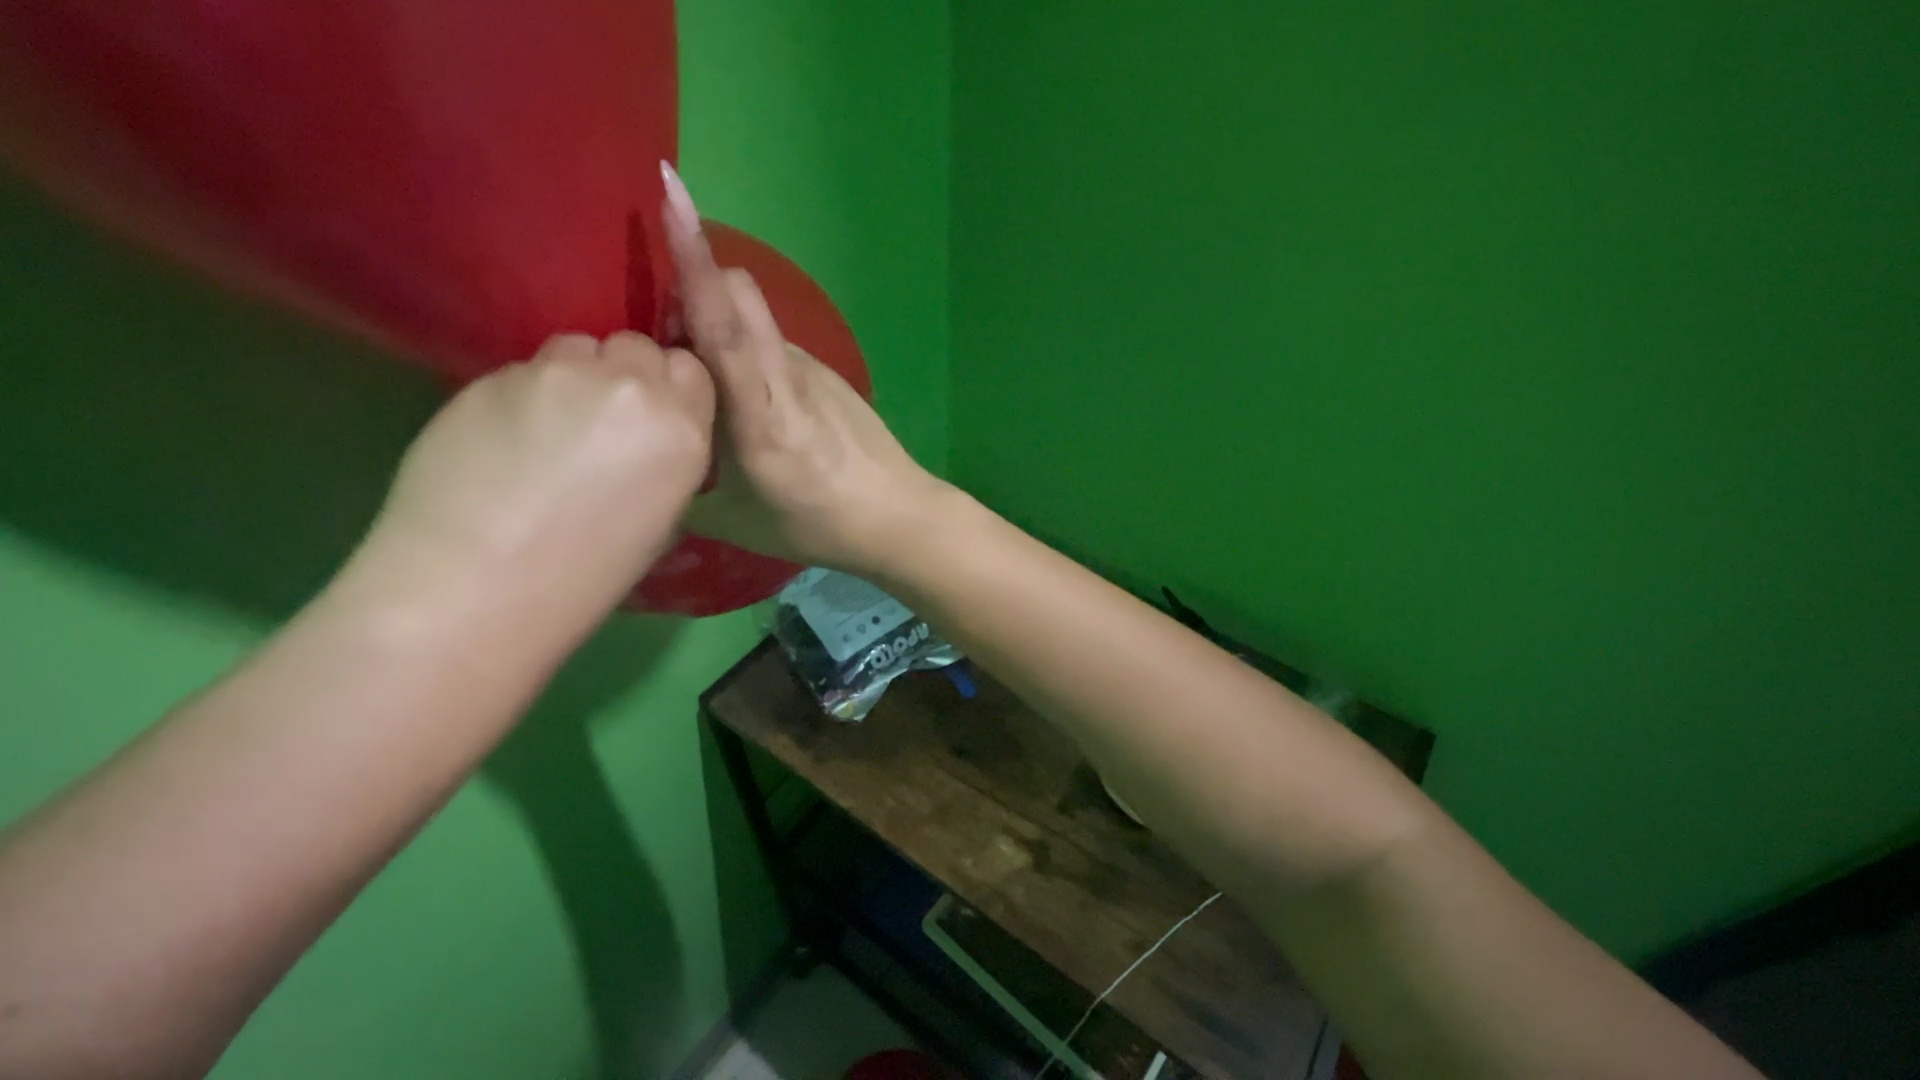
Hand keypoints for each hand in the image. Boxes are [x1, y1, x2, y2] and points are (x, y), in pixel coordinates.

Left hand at [361, 331, 714, 619]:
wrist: (473, 589)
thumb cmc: (583, 580)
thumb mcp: (659, 521)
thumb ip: (664, 456)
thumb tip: (644, 436)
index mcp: (680, 430)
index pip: (689, 369)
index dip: (669, 390)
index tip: (649, 420)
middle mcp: (627, 387)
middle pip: (635, 347)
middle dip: (622, 376)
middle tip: (598, 424)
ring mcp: (555, 375)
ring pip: (576, 349)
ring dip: (572, 378)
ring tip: (546, 429)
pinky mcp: (491, 375)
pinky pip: (523, 371)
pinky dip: (522, 396)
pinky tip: (502, 442)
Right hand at [660, 163, 952, 573]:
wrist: (898, 516)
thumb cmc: (817, 527)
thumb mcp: (738, 523)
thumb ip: (684, 490)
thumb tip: (643, 462)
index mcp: (764, 420)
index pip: (724, 327)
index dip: (693, 262)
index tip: (670, 195)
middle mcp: (788, 379)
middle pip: (739, 296)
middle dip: (694, 281)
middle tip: (660, 326)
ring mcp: (812, 369)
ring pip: (752, 318)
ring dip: (714, 319)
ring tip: (691, 370)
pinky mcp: (826, 371)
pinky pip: (770, 342)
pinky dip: (741, 347)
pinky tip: (737, 396)